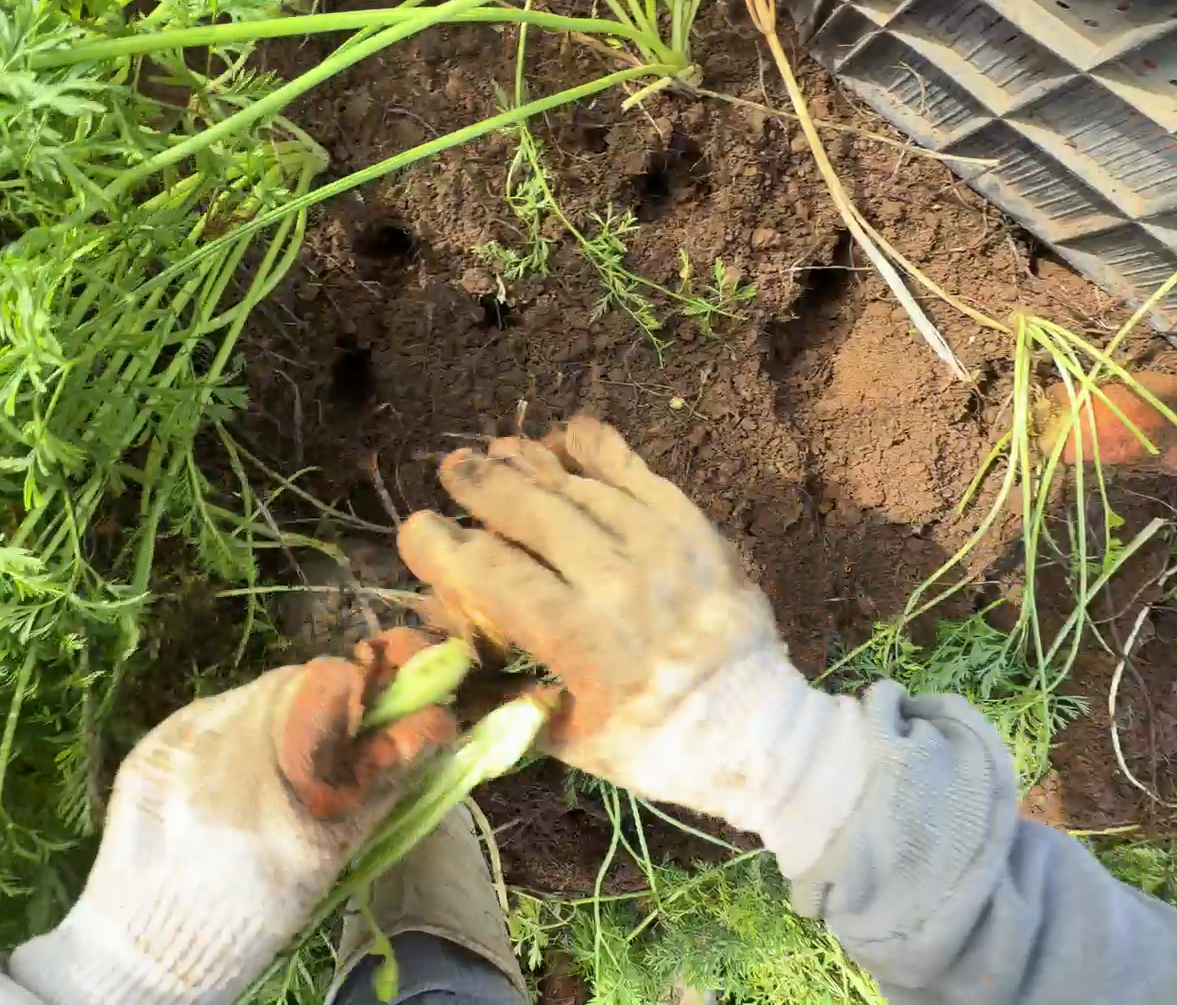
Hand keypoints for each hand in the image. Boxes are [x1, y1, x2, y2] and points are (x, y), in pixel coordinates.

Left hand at [9, 629, 453, 1004]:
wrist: (150, 950)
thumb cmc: (256, 908)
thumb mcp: (334, 847)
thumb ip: (388, 772)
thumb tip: (438, 719)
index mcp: (269, 763)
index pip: (334, 678)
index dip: (369, 684)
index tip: (387, 700)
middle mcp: (217, 733)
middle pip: (295, 681)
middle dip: (327, 703)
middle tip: (338, 740)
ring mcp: (177, 733)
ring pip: (257, 694)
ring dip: (285, 715)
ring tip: (285, 765)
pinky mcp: (152, 740)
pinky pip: (216, 714)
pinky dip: (242, 731)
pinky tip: (240, 775)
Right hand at [398, 417, 868, 848]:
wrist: (758, 731)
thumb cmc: (650, 744)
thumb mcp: (565, 740)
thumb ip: (498, 694)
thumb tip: (442, 643)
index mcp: (584, 645)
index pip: (494, 576)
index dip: (444, 547)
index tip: (417, 530)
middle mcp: (621, 585)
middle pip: (533, 514)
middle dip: (481, 484)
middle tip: (453, 468)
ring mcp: (663, 548)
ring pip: (579, 487)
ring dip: (530, 463)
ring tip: (498, 449)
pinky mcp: (694, 529)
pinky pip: (637, 473)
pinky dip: (598, 449)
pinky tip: (567, 433)